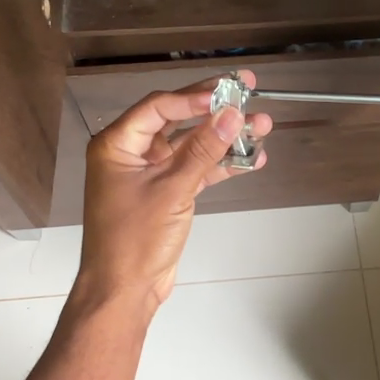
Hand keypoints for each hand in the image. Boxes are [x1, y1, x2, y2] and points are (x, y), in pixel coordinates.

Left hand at [76, 74, 272, 311]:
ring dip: (224, 138)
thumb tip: (231, 113)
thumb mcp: (172, 190)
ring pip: (191, 145)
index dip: (194, 97)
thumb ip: (203, 150)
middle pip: (177, 119)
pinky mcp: (166, 193)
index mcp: (117, 145)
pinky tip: (252, 158)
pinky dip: (220, 165)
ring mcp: (150, 173)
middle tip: (247, 87)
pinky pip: (196, 170)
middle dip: (214, 109)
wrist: (124, 292)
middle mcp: (131, 153)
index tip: (228, 93)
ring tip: (262, 124)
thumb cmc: (135, 239)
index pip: (159, 107)